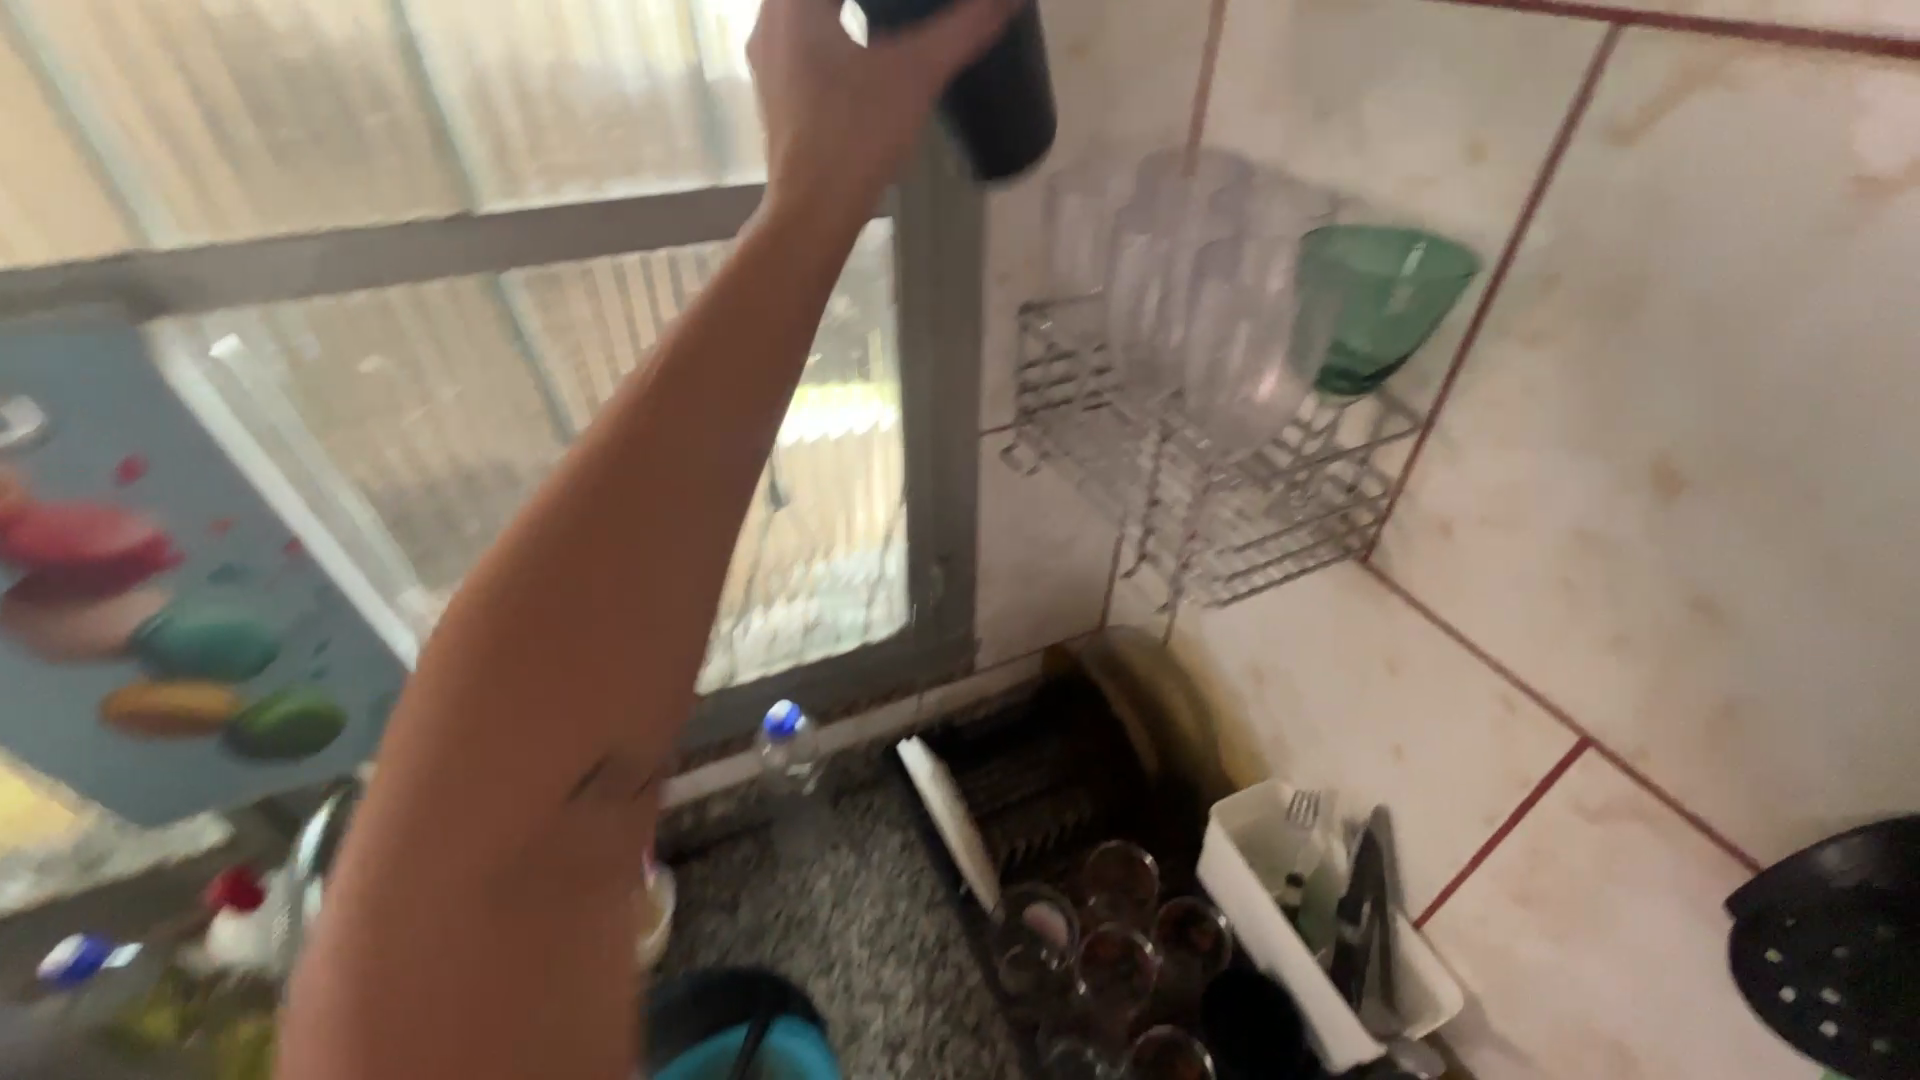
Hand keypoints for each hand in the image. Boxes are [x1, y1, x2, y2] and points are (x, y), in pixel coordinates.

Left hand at [748, 0, 1019, 226]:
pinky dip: (826, 36)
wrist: (814, 211)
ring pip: (799, 14)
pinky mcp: (774, 99)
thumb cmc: (858, 136)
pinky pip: (797, 45)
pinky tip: (855, 54)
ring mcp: (766, 65)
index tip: (902, 3)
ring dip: (839, 9)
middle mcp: (769, 24)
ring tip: (876, 14)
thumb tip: (1009, 1)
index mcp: (794, 5)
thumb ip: (963, 30)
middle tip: (896, 7)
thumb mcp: (917, 75)